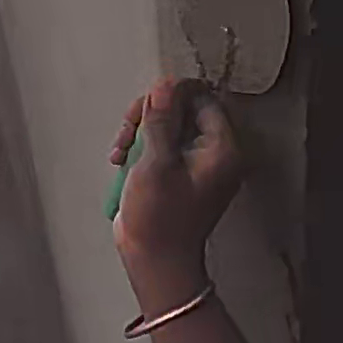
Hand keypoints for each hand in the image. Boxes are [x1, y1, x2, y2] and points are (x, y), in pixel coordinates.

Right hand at [110, 78, 244, 308]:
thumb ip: (161, 121)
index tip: (142, 110)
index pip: (202, 100)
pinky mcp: (176, 173)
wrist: (155, 258)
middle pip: (182, 110)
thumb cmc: (159, 215)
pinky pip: (160, 145)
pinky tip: (121, 161)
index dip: (171, 97)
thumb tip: (164, 83)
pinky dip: (139, 147)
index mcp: (222, 149)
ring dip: (139, 132)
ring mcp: (194, 164)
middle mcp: (214, 153)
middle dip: (148, 116)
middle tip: (126, 132)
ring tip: (119, 152)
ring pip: (166, 126)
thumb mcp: (156, 164)